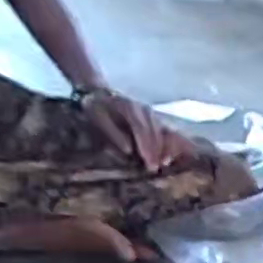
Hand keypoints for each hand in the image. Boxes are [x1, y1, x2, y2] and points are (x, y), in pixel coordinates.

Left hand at [82, 90, 198, 172]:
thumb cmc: (96, 107)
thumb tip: (129, 150)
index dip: (145, 146)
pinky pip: (166, 135)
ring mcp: (152, 114)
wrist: (100, 94)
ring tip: (162, 164)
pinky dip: (167, 147)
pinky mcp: (156, 120)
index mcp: (128, 106)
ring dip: (163, 151)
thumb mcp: (96, 116)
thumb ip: (112, 132)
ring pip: (162, 134)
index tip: (148, 162)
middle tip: (154, 168)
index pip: (141, 128)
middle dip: (155, 151)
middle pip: (154, 132)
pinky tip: (166, 159)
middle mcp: (143, 109)